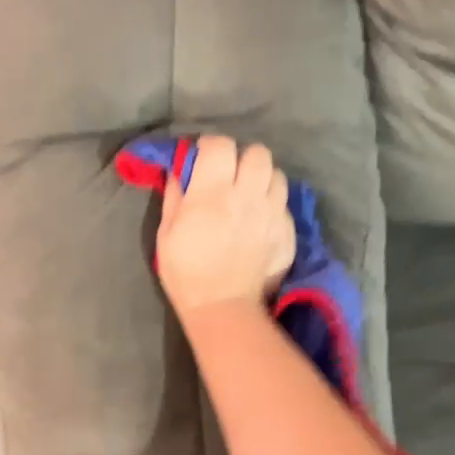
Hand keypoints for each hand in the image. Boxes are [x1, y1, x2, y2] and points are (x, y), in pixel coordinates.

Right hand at [156, 136, 294, 319]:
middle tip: (231, 176)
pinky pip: (285, 206)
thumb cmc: (187, 273)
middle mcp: (248, 196)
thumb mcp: (167, 234)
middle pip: (257, 153)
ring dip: (263, 180)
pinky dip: (273, 207)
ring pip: (277, 176)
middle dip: (243, 159)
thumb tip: (179, 171)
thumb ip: (175, 196)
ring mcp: (272, 214)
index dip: (211, 146)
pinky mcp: (288, 232)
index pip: (220, 145)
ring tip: (251, 196)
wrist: (223, 309)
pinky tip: (261, 222)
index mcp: (213, 193)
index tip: (204, 159)